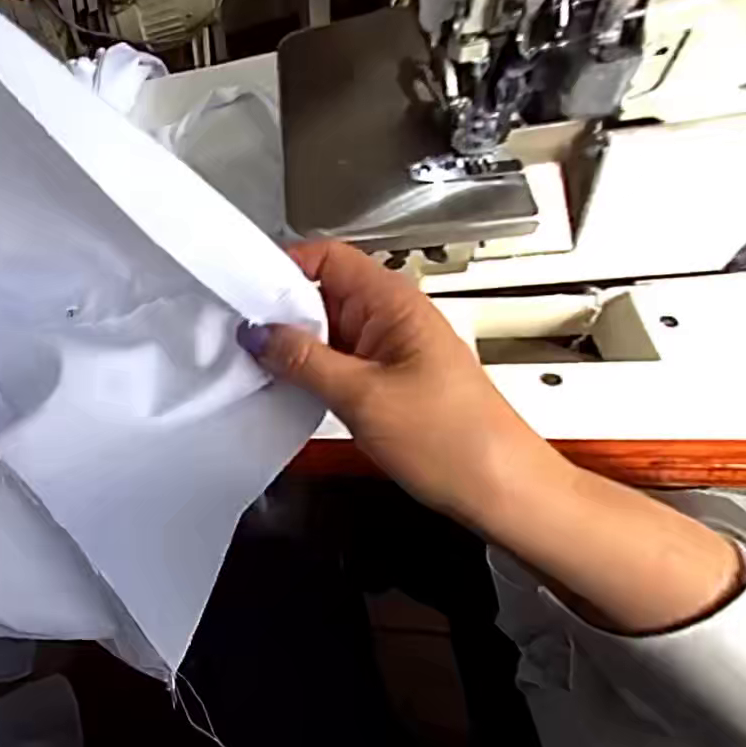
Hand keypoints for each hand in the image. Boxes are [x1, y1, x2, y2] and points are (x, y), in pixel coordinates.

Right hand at [240, 238, 563, 525]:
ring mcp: (387, 349)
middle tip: (246, 338)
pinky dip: (311, 371)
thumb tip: (260, 334)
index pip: (329, 257)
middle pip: (321, 293)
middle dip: (281, 312)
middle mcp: (391, 318)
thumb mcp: (363, 396)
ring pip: (326, 330)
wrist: (499, 489)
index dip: (285, 266)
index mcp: (393, 302)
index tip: (247, 291)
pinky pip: (337, 361)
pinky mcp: (385, 380)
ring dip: (295, 346)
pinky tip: (290, 387)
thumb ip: (303, 361)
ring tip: (263, 366)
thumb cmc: (456, 440)